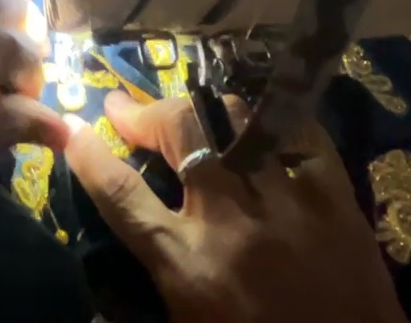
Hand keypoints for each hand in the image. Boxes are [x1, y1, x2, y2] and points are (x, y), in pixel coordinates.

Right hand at [66, 92, 405, 322]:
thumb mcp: (189, 315)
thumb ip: (155, 261)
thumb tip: (121, 207)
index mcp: (189, 267)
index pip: (122, 194)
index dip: (90, 155)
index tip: (73, 128)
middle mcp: (232, 224)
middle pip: (181, 132)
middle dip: (149, 113)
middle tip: (130, 110)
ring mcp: (288, 204)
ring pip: (234, 118)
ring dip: (203, 109)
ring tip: (191, 116)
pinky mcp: (337, 201)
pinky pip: (299, 133)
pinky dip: (271, 121)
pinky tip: (254, 123)